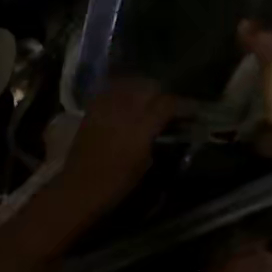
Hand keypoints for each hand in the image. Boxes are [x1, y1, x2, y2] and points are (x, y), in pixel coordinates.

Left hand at [55, 78, 181, 208]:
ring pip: (126, 84)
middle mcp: (123, 110)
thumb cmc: (116, 183)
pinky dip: (118, 92)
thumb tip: (160, 127)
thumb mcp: (144, 163)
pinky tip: (123, 102)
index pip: (167, 103)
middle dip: (160, 93)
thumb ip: (154, 139)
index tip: (192, 109)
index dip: (183, 105)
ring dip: (139, 88)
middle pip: (147, 86)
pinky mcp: (90, 111)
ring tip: (145, 99)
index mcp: (141, 126)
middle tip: (167, 105)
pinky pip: (108, 92)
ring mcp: (104, 107)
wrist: (80, 187)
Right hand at [239, 19, 271, 156]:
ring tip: (221, 74)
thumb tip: (245, 21)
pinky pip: (261, 114)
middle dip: (258, 53)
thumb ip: (263, 43)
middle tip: (226, 44)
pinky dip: (247, 111)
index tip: (244, 18)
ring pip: (270, 87)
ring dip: (251, 82)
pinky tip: (227, 108)